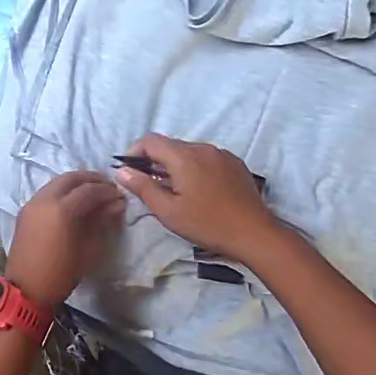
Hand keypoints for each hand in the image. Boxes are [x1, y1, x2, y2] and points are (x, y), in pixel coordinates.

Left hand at [6, 171, 125, 307]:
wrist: (26, 290)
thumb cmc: (61, 274)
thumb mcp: (88, 249)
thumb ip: (101, 221)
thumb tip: (116, 204)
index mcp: (62, 209)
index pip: (90, 190)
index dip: (107, 191)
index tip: (120, 196)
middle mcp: (45, 200)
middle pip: (71, 178)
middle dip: (92, 179)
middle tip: (108, 187)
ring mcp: (32, 203)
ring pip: (57, 182)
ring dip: (76, 183)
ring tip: (93, 192)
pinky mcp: (25, 211)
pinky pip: (47, 192)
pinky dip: (63, 190)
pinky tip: (74, 201)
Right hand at [113, 134, 286, 262]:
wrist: (253, 233)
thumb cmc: (206, 224)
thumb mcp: (168, 211)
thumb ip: (143, 188)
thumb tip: (121, 171)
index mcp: (184, 157)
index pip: (150, 140)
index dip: (134, 152)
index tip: (130, 172)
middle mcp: (203, 148)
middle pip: (170, 145)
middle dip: (154, 160)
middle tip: (149, 185)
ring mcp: (221, 154)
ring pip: (189, 151)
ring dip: (175, 164)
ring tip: (174, 190)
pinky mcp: (235, 163)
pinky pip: (207, 158)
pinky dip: (195, 167)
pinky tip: (198, 190)